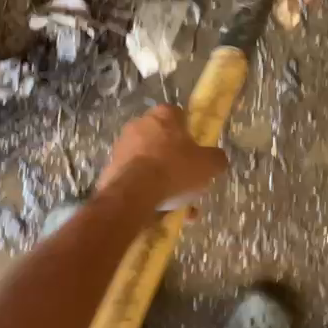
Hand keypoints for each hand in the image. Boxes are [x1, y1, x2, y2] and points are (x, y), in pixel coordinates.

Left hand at [98, 105, 227, 207]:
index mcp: (164, 115)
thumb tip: (217, 159)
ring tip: (177, 206)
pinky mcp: (111, 167)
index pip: (180, 116)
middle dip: (176, 161)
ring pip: (150, 163)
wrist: (133, 193)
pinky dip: (147, 192)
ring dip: (163, 181)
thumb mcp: (208, 165)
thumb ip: (217, 158)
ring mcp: (122, 146)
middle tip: (188, 182)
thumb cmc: (174, 169)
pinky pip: (136, 179)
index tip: (196, 153)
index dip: (190, 134)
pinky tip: (160, 212)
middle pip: (163, 141)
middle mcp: (140, 124)